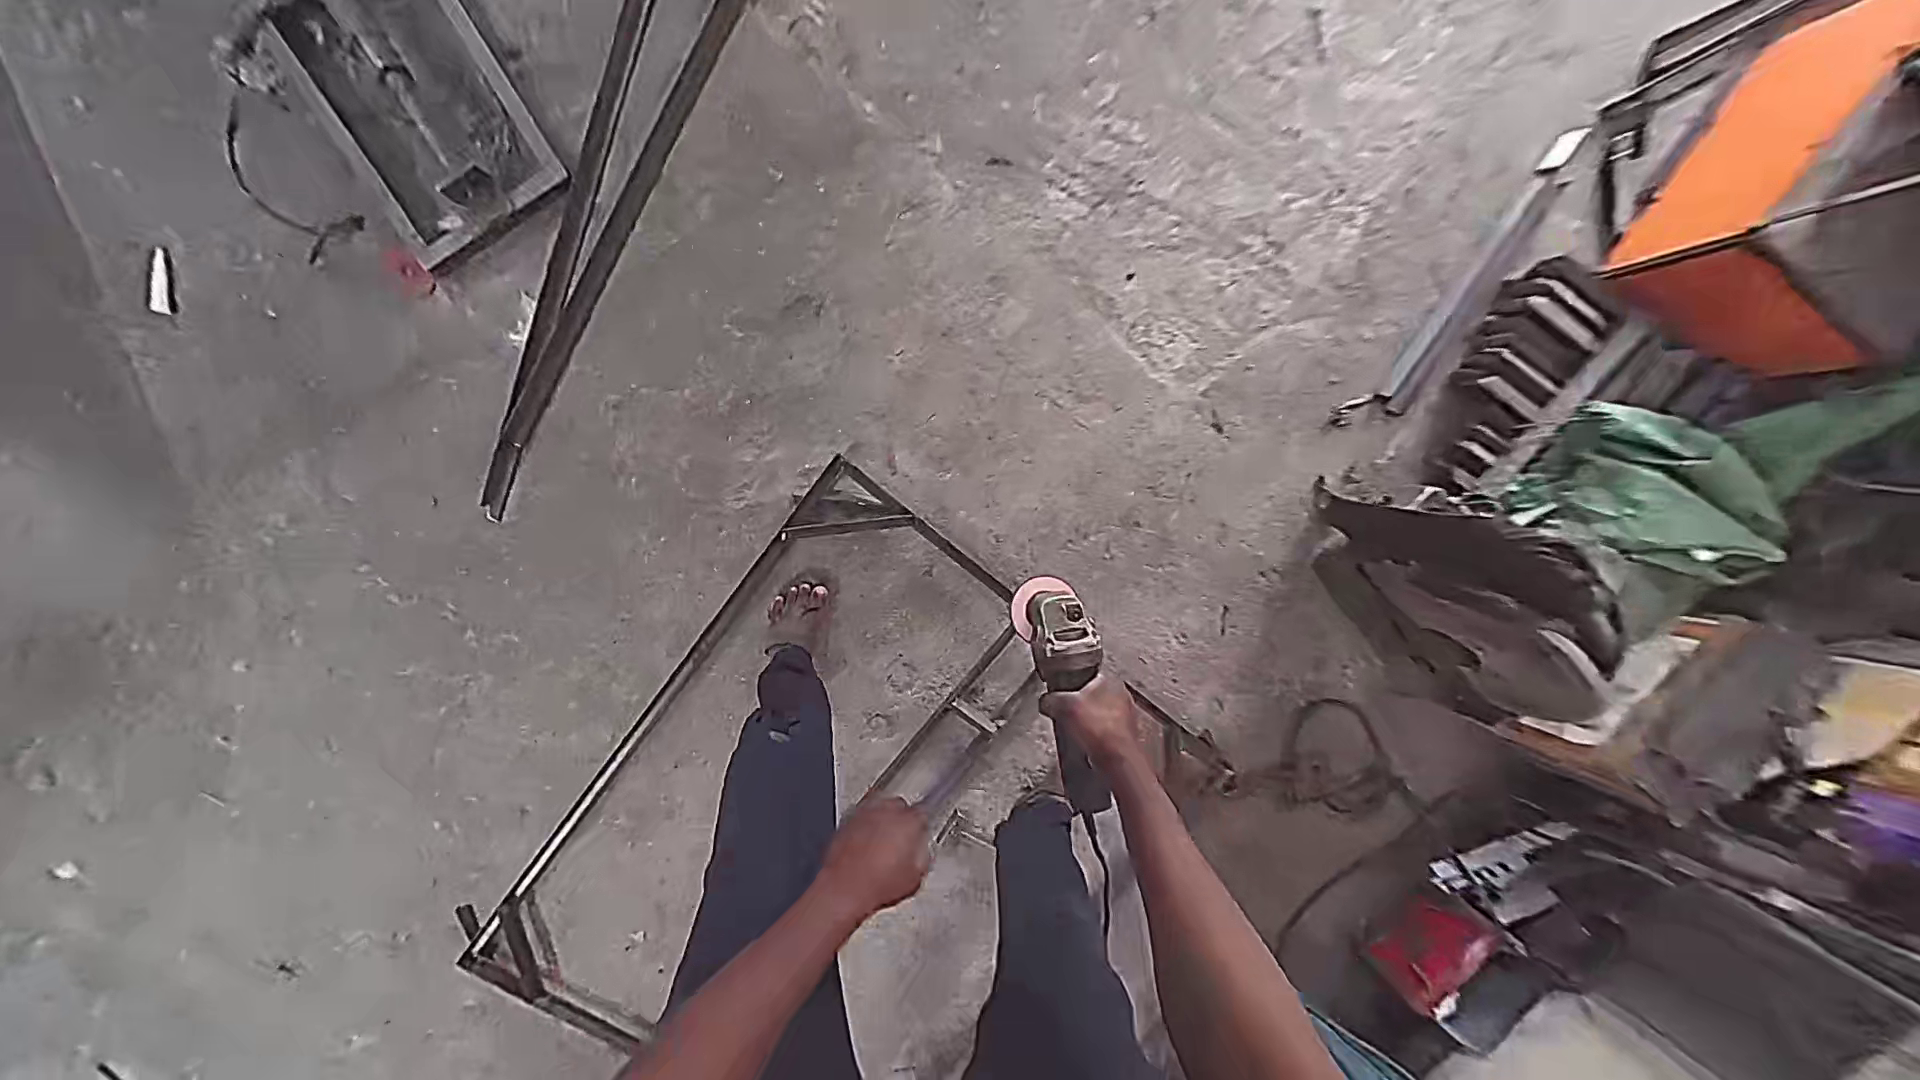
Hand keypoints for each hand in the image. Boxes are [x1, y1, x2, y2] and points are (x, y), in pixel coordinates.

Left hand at [816, 796, 930, 919]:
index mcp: (909, 822)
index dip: (921, 828)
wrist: (843, 889)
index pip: (922, 815)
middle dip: (901, 822)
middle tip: (899, 842)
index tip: (918, 836)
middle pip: (900, 807)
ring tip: (880, 844)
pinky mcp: (847, 820)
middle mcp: (888, 811)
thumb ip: (922, 859)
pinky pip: (861, 818)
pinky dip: (864, 827)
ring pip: (880, 809)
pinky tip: (863, 846)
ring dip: (882, 821)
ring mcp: (866, 813)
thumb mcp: (913, 879)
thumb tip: (921, 855)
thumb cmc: (875, 885)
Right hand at [1040, 671, 1147, 772]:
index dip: (1073, 685)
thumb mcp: (1063, 706)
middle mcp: (1122, 697)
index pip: (1089, 676)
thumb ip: (1051, 699)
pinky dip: (1095, 739)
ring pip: (1100, 717)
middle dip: (1080, 707)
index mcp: (1110, 681)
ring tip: (1075, 733)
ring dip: (1088, 724)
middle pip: (1094, 697)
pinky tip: (1086, 745)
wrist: (1117, 759)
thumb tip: (1046, 701)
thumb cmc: (1098, 727)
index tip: (1062, 694)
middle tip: (1066, 715)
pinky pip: (1105, 735)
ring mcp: (1127, 718)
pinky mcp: (1126, 738)